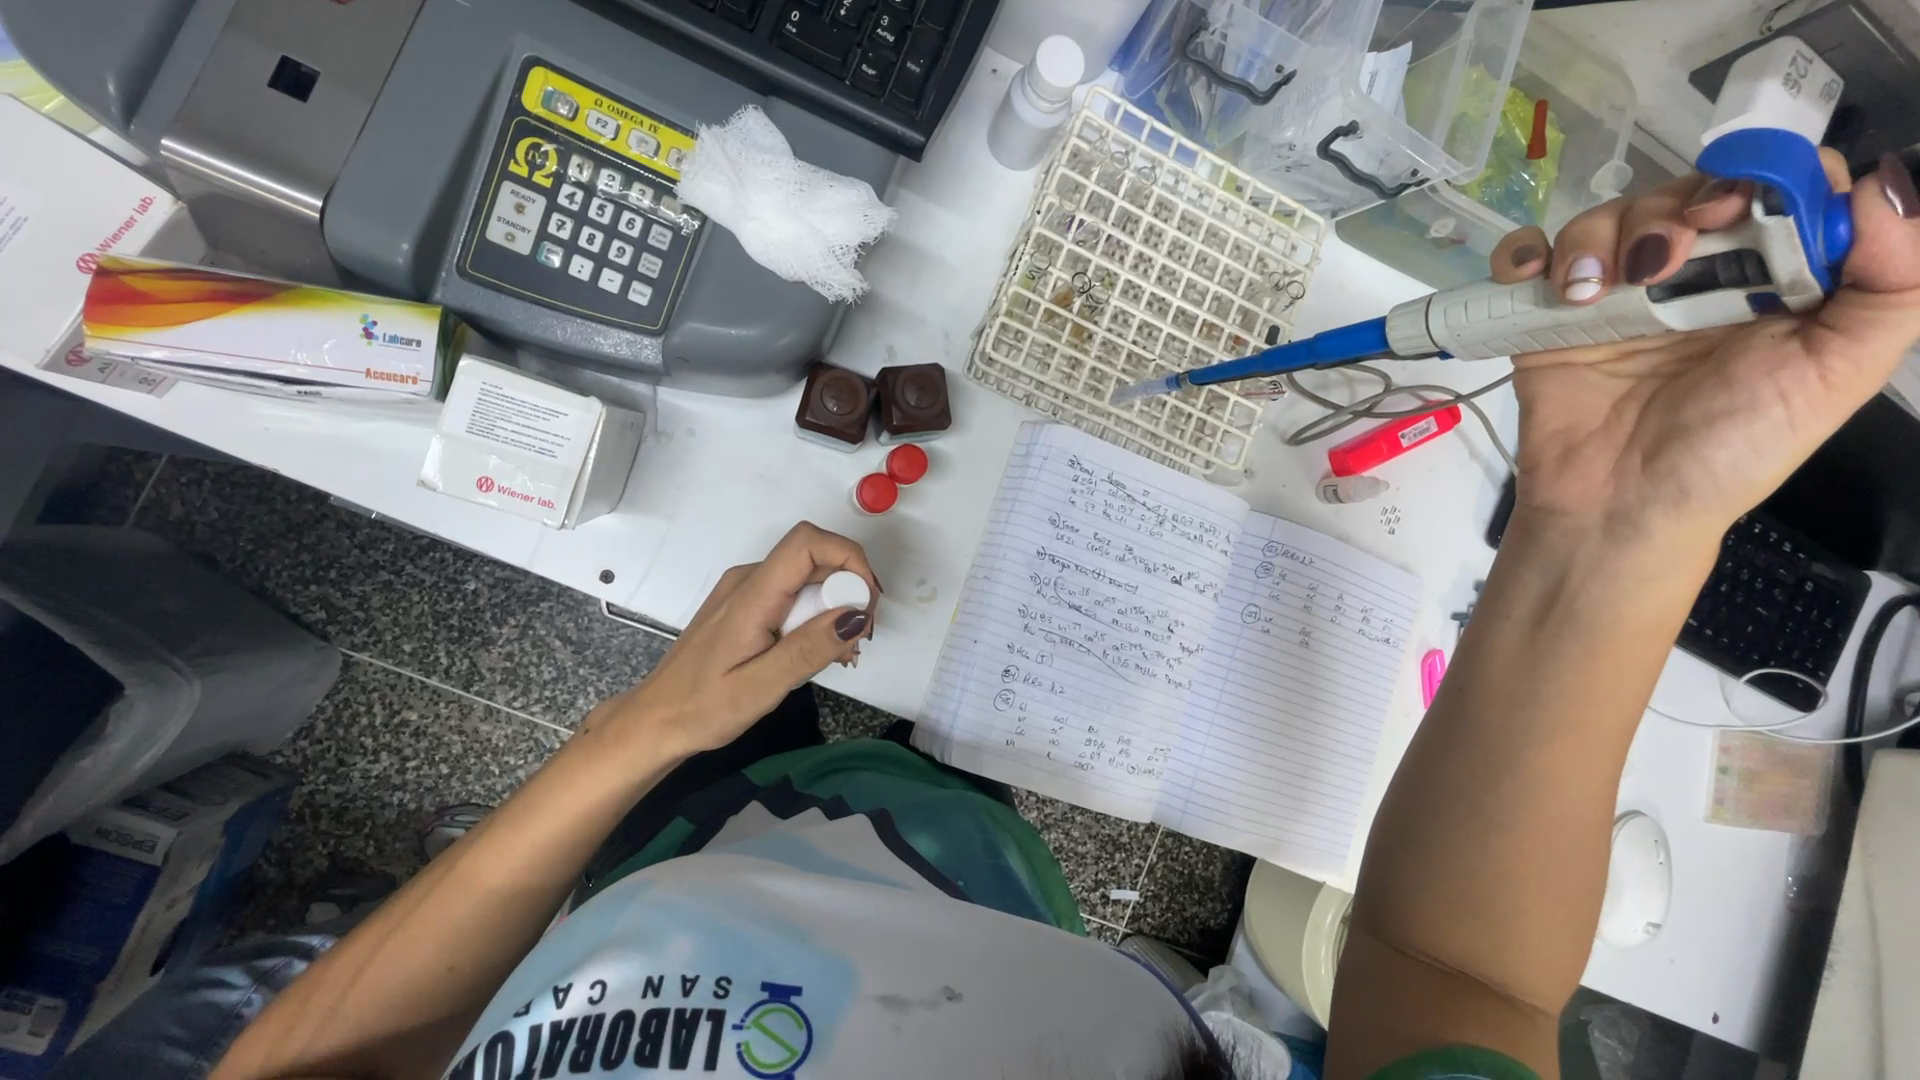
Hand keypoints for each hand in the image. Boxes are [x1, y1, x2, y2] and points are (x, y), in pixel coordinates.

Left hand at [588, 522, 878, 756]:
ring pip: (807, 578)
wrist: (655, 722)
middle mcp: (748, 580)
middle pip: (814, 559)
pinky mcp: (747, 606)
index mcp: (751, 594)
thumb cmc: (703, 709)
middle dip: (850, 591)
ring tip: (842, 654)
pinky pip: (793, 595)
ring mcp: (745, 591)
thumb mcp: (761, 687)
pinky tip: (819, 652)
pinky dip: (817, 616)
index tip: (866, 605)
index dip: (849, 559)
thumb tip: (856, 614)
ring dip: (836, 607)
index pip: (808, 542)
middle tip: (859, 642)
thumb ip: (809, 648)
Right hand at [1488, 152, 1919, 547]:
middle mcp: (1689, 278)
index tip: (1733, 216)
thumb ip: (1893, 283)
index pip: (1774, 191)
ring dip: (1592, 239)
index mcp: (1767, 280)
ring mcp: (1610, 297)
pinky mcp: (1544, 320)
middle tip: (1659, 263)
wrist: (1619, 506)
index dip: (1758, 180)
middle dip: (1669, 211)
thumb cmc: (1729, 449)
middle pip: (1680, 194)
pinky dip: (1521, 253)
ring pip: (1601, 220)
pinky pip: (1525, 260)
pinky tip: (1532, 279)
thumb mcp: (1841, 372)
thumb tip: (1877, 187)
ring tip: (1588, 293)